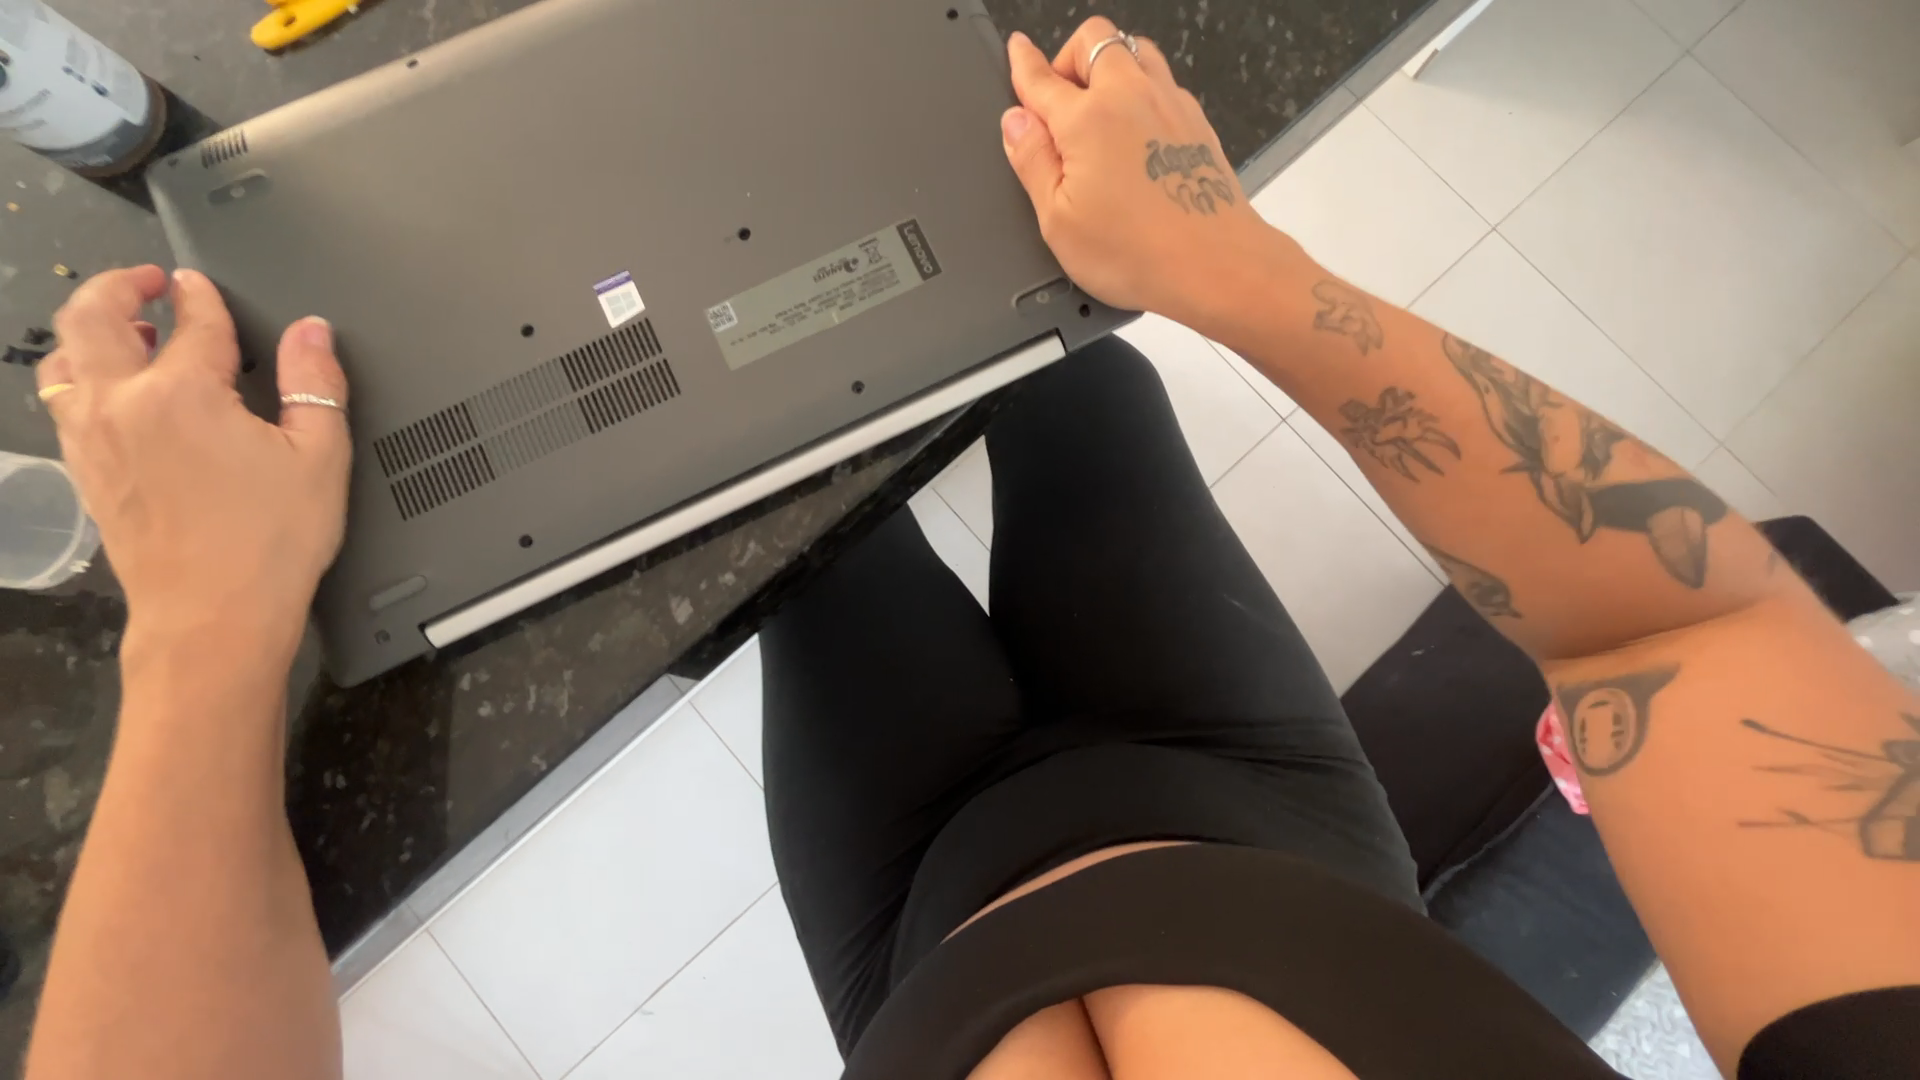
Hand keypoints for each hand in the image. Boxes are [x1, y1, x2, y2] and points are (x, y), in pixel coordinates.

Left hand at [36, 266, 349, 664]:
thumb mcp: (321, 456)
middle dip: (117, 287)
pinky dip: (81, 373)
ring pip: (64, 357)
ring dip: (90, 328)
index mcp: (184, 395)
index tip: (200, 284)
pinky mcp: (84, 469)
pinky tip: (110, 385)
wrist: (214, 608)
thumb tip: (312, 333)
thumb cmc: (272, 537)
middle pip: (93, 320)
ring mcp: (91, 438)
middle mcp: (121, 406)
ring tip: (124, 326)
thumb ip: (316, 384)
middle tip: (146, 280)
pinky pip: (62, 400)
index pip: (191, 325)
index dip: (201, 298)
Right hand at [999, 19, 1294, 328]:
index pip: (1042, 79)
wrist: (1210, 264)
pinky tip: (1134, 126)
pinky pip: (1163, 80)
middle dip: (1067, 56)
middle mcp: (1129, 96)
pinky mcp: (1195, 121)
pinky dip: (1141, 88)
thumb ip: (1032, 162)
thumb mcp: (1057, 221)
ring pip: (1134, 49)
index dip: (1022, 65)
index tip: (1017, 53)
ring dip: (1108, 62)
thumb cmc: (1137, 253)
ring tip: (1096, 103)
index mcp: (1086, 120)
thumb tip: (1015, 123)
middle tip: (1057, 94)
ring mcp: (1168, 103)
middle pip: (1093, 40)